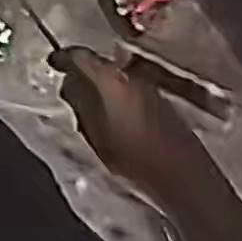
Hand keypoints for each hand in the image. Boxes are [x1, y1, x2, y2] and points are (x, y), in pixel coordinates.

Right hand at [51, 46, 214, 202]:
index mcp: (112, 77)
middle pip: (100, 64)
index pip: (80, 55)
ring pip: (116, 77)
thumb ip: (78, 103)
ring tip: (88, 102)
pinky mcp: (163, 103)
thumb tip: (69, 82)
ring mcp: (150, 88)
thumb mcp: (96, 134)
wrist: (189, 184)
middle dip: (82, 72)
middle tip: (67, 85)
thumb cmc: (135, 159)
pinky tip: (112, 115)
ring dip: (101, 84)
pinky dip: (117, 95)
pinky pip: (130, 89)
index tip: (52, 63)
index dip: (63, 57)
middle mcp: (132, 75)